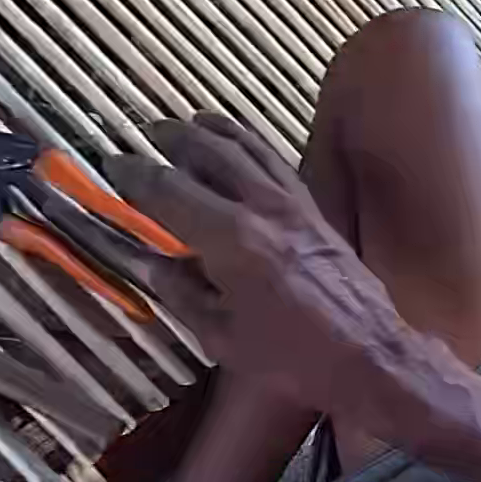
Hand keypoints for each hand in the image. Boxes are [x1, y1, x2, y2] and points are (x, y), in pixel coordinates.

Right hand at [107, 114, 433, 420]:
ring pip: (247, 145)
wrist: (369, 353)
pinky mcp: (315, 208)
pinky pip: (275, 161)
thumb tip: (147, 264)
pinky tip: (240, 146)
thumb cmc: (293, 357)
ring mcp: (294, 202)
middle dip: (170, 138)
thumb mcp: (222, 337)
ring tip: (187, 124)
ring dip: (212, 129)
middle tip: (145, 135)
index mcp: (231, 239)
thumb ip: (180, 293)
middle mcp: (262, 206)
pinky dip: (250, 144)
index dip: (134, 176)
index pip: (168, 191)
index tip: (111, 166)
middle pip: (208, 151)